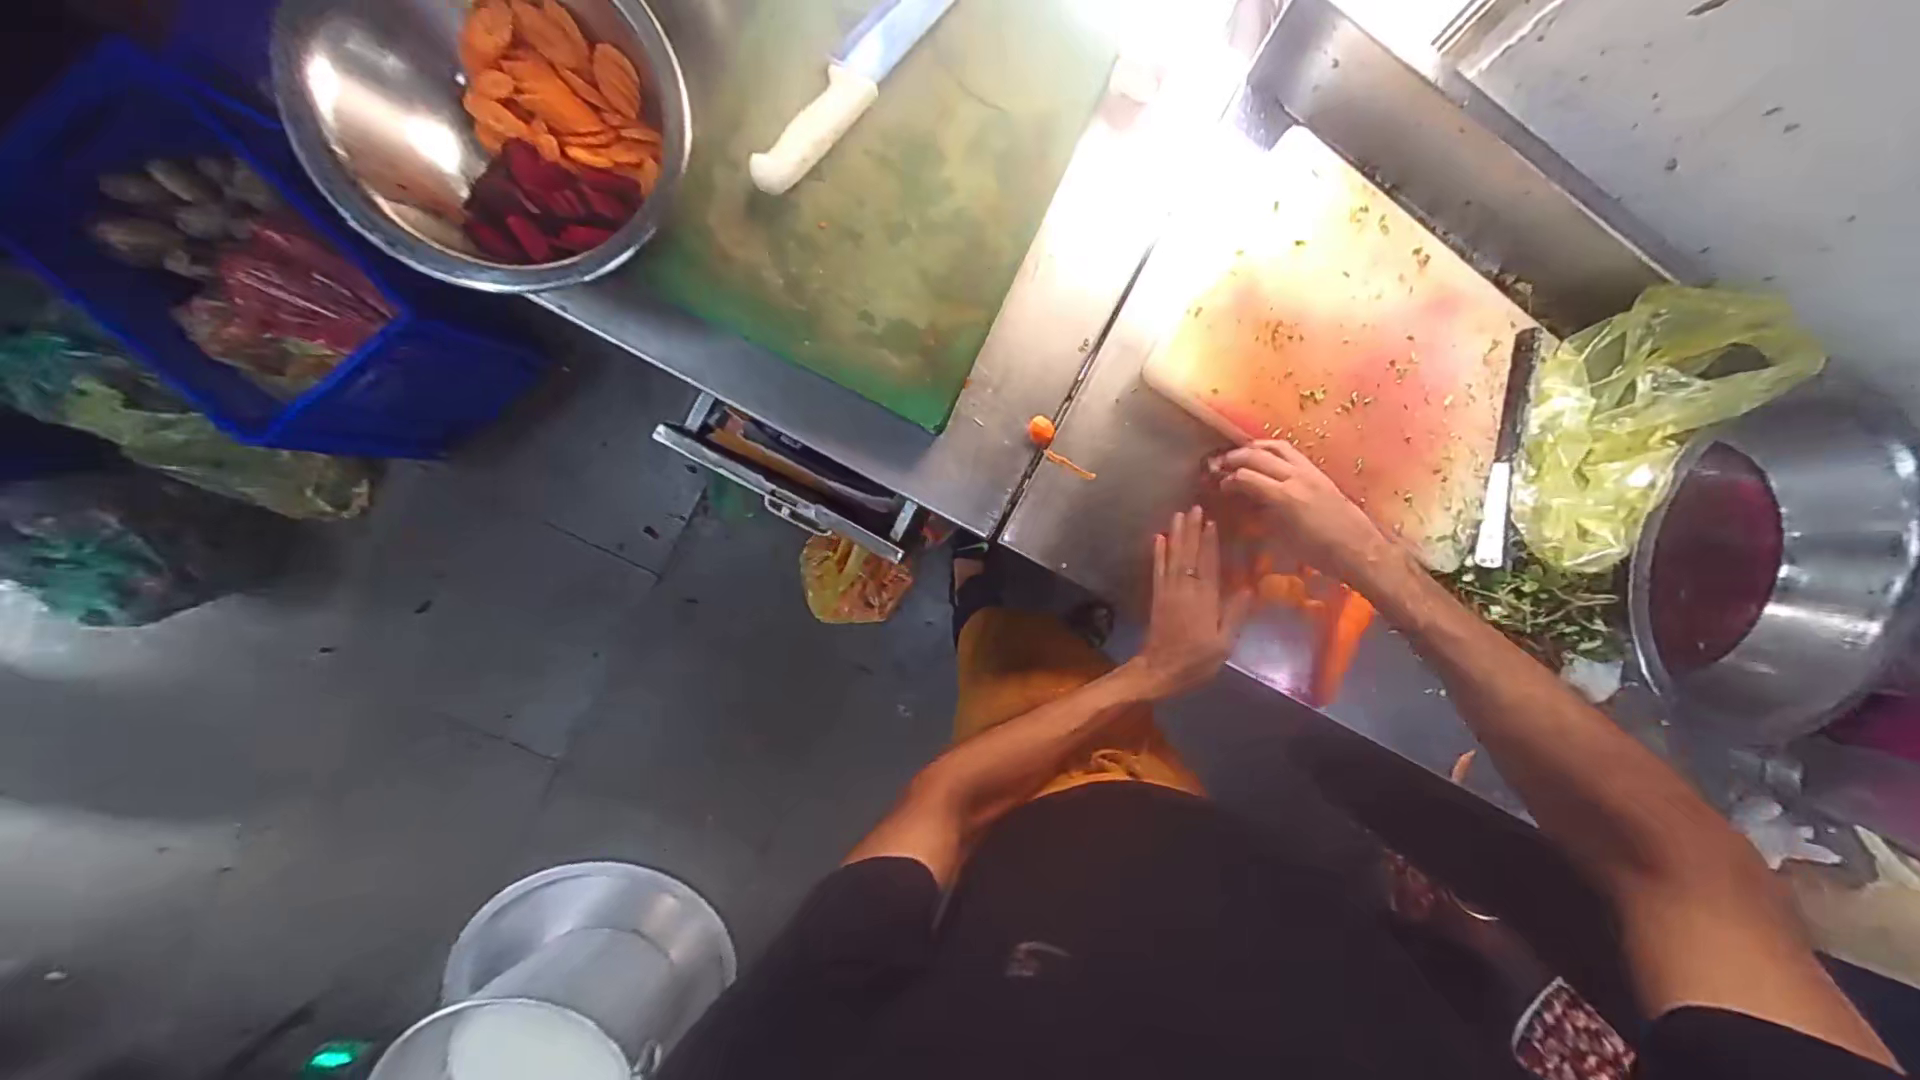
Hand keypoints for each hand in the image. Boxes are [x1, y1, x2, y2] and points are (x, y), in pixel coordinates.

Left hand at [1127, 507, 1252, 698]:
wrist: (1159, 671)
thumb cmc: (1196, 661)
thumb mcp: (1224, 643)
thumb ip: (1234, 614)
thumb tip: (1248, 588)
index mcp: (1204, 599)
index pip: (1208, 564)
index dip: (1210, 541)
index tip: (1212, 520)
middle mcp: (1184, 589)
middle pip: (1189, 554)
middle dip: (1192, 530)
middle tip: (1195, 507)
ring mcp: (1167, 591)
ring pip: (1172, 557)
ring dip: (1176, 535)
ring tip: (1178, 515)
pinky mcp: (1156, 597)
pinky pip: (1157, 570)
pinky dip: (1158, 553)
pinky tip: (1158, 538)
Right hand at [1211, 440, 1388, 582]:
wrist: (1357, 548)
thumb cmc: (1316, 551)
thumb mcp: (1280, 536)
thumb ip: (1260, 513)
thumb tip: (1244, 501)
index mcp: (1284, 497)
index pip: (1246, 477)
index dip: (1227, 479)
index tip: (1217, 484)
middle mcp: (1296, 478)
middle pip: (1257, 455)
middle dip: (1234, 457)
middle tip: (1220, 464)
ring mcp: (1309, 472)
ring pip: (1276, 447)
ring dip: (1254, 447)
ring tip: (1241, 454)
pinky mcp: (1319, 473)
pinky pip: (1291, 453)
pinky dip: (1273, 451)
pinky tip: (1266, 459)